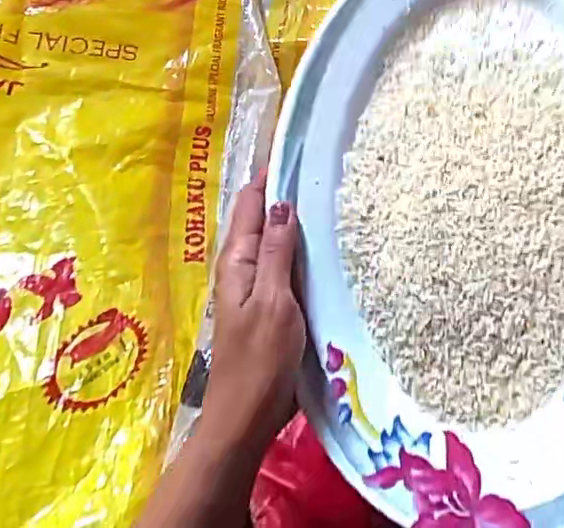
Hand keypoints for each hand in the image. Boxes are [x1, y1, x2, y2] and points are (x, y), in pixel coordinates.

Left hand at [137, 180, 304, 527]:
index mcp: (238, 261)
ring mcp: (257, 284)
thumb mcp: (273, 300)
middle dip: (284, 188)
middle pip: (262, 216)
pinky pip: (285, 259)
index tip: (296, 145)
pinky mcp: (272, 300)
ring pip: (275, 237)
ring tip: (326, 190)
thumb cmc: (259, 359)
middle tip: (319, 162)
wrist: (247, 417)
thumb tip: (282, 202)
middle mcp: (243, 266)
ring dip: (294, 214)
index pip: (252, 204)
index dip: (270, 174)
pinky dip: (300, 242)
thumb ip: (277, 251)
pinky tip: (323, 239)